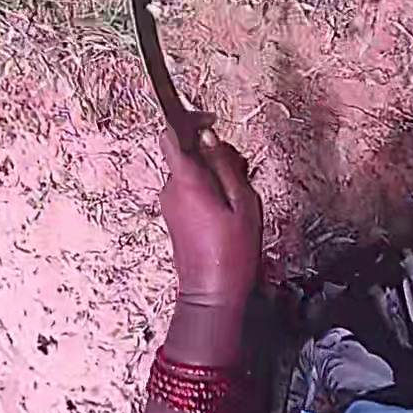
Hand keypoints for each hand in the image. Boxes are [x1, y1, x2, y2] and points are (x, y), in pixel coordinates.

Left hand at [160, 129, 263, 308]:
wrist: (210, 294)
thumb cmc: (232, 253)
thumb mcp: (242, 203)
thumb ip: (225, 165)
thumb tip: (209, 137)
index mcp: (187, 182)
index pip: (172, 134)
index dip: (189, 119)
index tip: (210, 121)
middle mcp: (171, 189)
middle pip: (184, 151)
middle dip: (211, 151)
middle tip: (239, 169)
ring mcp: (169, 202)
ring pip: (188, 169)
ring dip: (211, 170)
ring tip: (237, 193)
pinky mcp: (173, 214)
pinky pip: (187, 186)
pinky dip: (206, 185)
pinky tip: (227, 205)